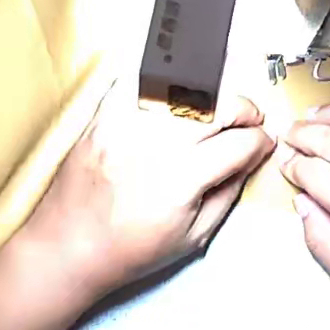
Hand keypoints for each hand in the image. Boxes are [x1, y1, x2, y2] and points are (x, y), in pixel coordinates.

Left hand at [13, 93, 273, 301]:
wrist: (66, 248)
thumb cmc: (124, 252)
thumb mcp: (191, 237)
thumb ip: (227, 193)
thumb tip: (249, 161)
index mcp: (179, 181)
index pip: (239, 144)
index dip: (261, 142)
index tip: (263, 144)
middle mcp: (153, 147)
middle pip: (217, 105)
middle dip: (245, 109)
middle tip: (249, 121)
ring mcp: (125, 127)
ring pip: (183, 87)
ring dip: (211, 92)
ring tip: (216, 108)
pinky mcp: (103, 119)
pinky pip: (137, 81)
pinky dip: (161, 78)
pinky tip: (175, 89)